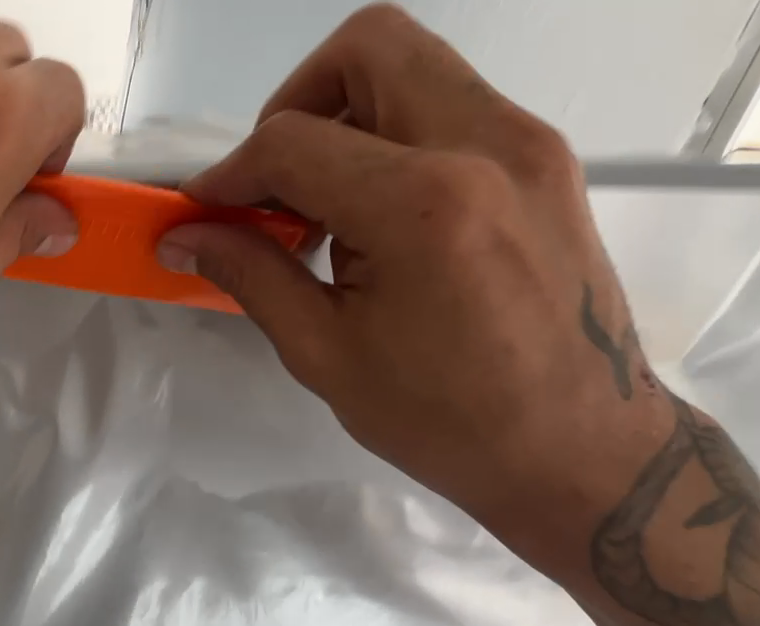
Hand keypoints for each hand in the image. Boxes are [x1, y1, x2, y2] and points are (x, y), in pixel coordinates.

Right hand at [157, 4, 670, 552]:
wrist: (575, 444)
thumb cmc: (439, 417)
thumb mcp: (323, 352)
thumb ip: (251, 274)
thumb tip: (184, 236)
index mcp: (423, 203)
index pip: (295, 139)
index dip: (230, 171)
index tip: (202, 213)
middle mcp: (487, 142)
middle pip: (370, 47)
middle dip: (294, 103)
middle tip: (269, 183)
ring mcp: (527, 142)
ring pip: (414, 67)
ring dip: (343, 119)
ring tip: (317, 210)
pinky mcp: (544, 158)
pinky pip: (449, 107)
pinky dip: (389, 140)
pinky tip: (370, 221)